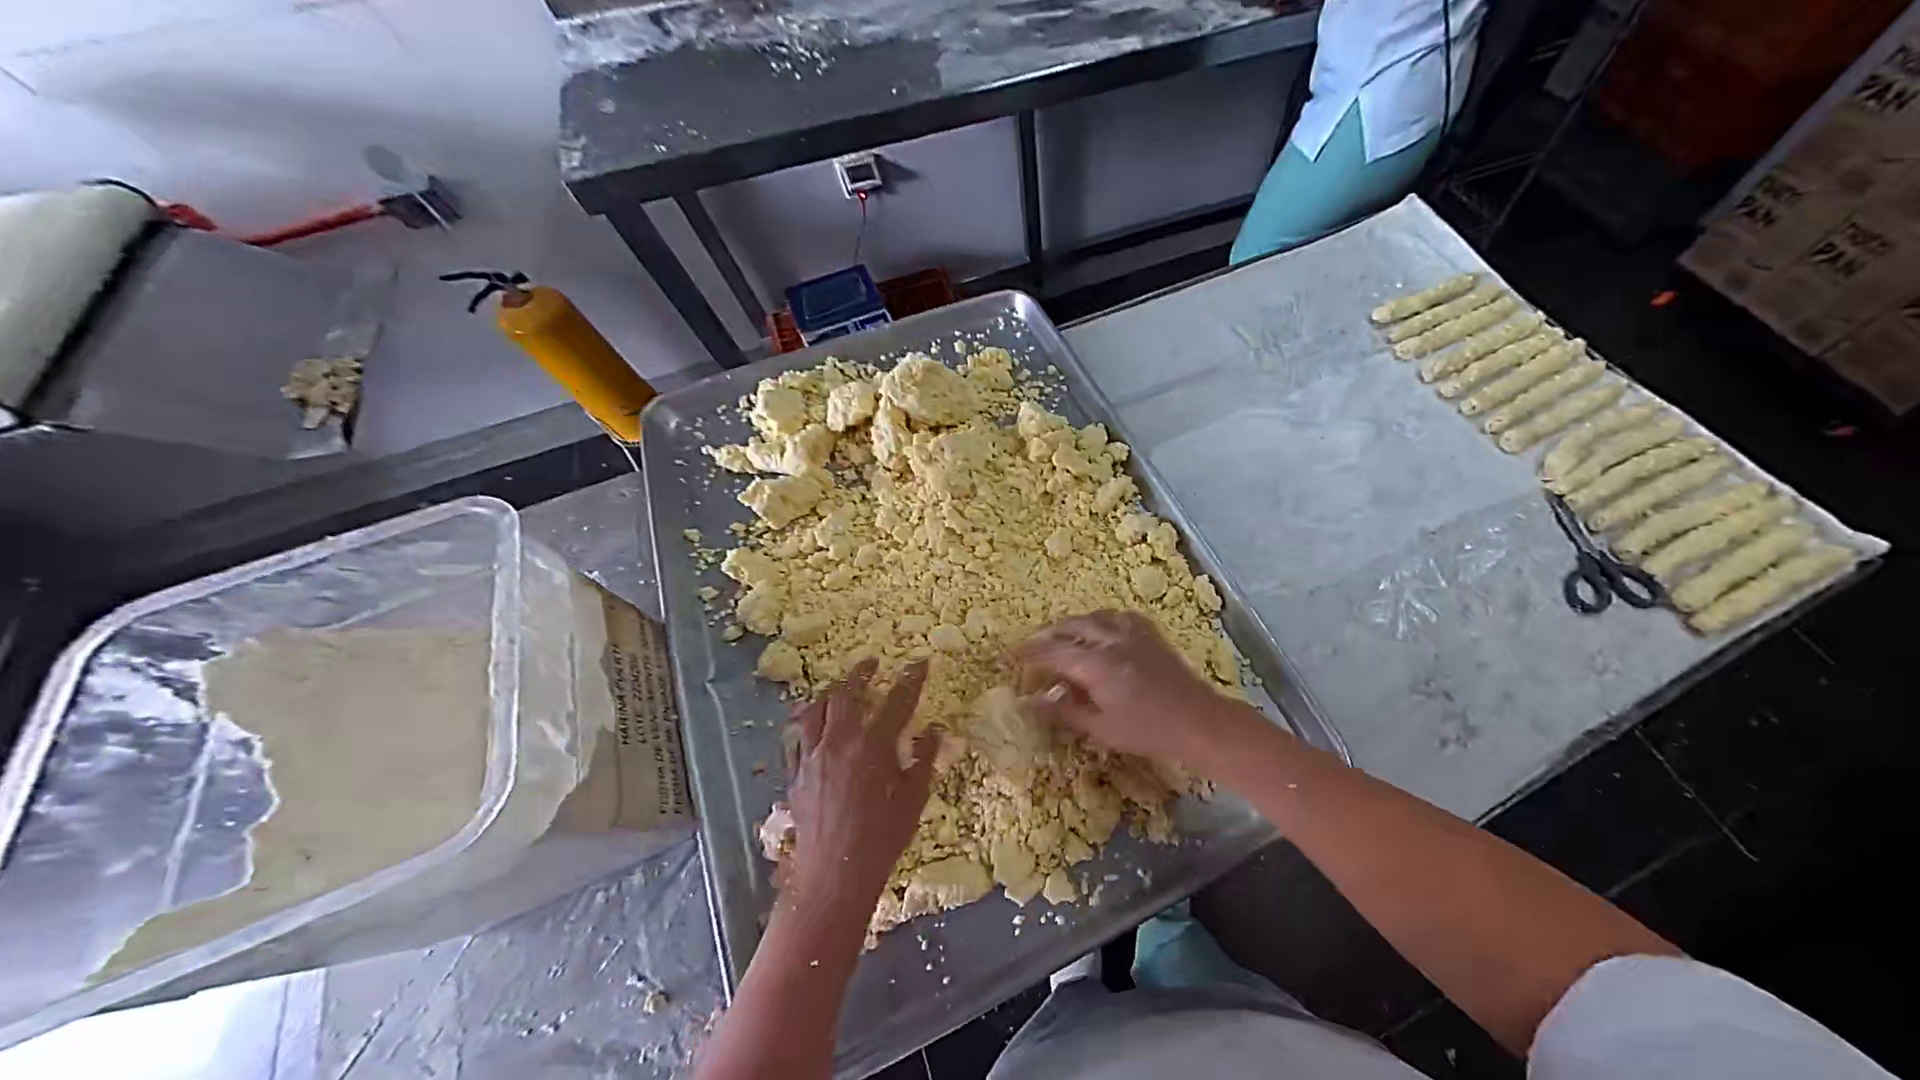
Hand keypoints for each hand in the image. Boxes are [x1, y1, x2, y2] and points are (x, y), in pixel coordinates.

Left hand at [782, 659, 937, 912]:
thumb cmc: (882, 840)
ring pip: (816, 711)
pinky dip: (807, 724)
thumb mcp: (914, 800)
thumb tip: (934, 731)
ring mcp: (813, 758)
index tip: (919, 662)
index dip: (910, 679)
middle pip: (846, 694)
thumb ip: (923, 760)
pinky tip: (813, 725)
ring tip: (839, 687)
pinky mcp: (796, 775)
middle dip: (860, 673)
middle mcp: (839, 743)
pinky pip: (798, 739)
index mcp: (873, 747)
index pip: (896, 702)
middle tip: (871, 663)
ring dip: (830, 693)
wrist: (834, 875)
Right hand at [1016, 610, 1270, 771]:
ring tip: (1061, 634)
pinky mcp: (1149, 633)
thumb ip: (1064, 710)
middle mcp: (1111, 640)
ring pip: (1093, 617)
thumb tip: (1031, 701)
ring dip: (1072, 624)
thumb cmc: (1147, 730)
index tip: (1012, 656)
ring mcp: (1132, 633)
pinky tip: (1101, 629)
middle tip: (1032, 646)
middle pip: (1070, 628)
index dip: (1030, 653)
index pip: (1053, 652)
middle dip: (1047, 635)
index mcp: (1096, 664)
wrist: (1198, 721)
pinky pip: (1119, 616)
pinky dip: (1102, 620)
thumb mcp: (1100, 728)